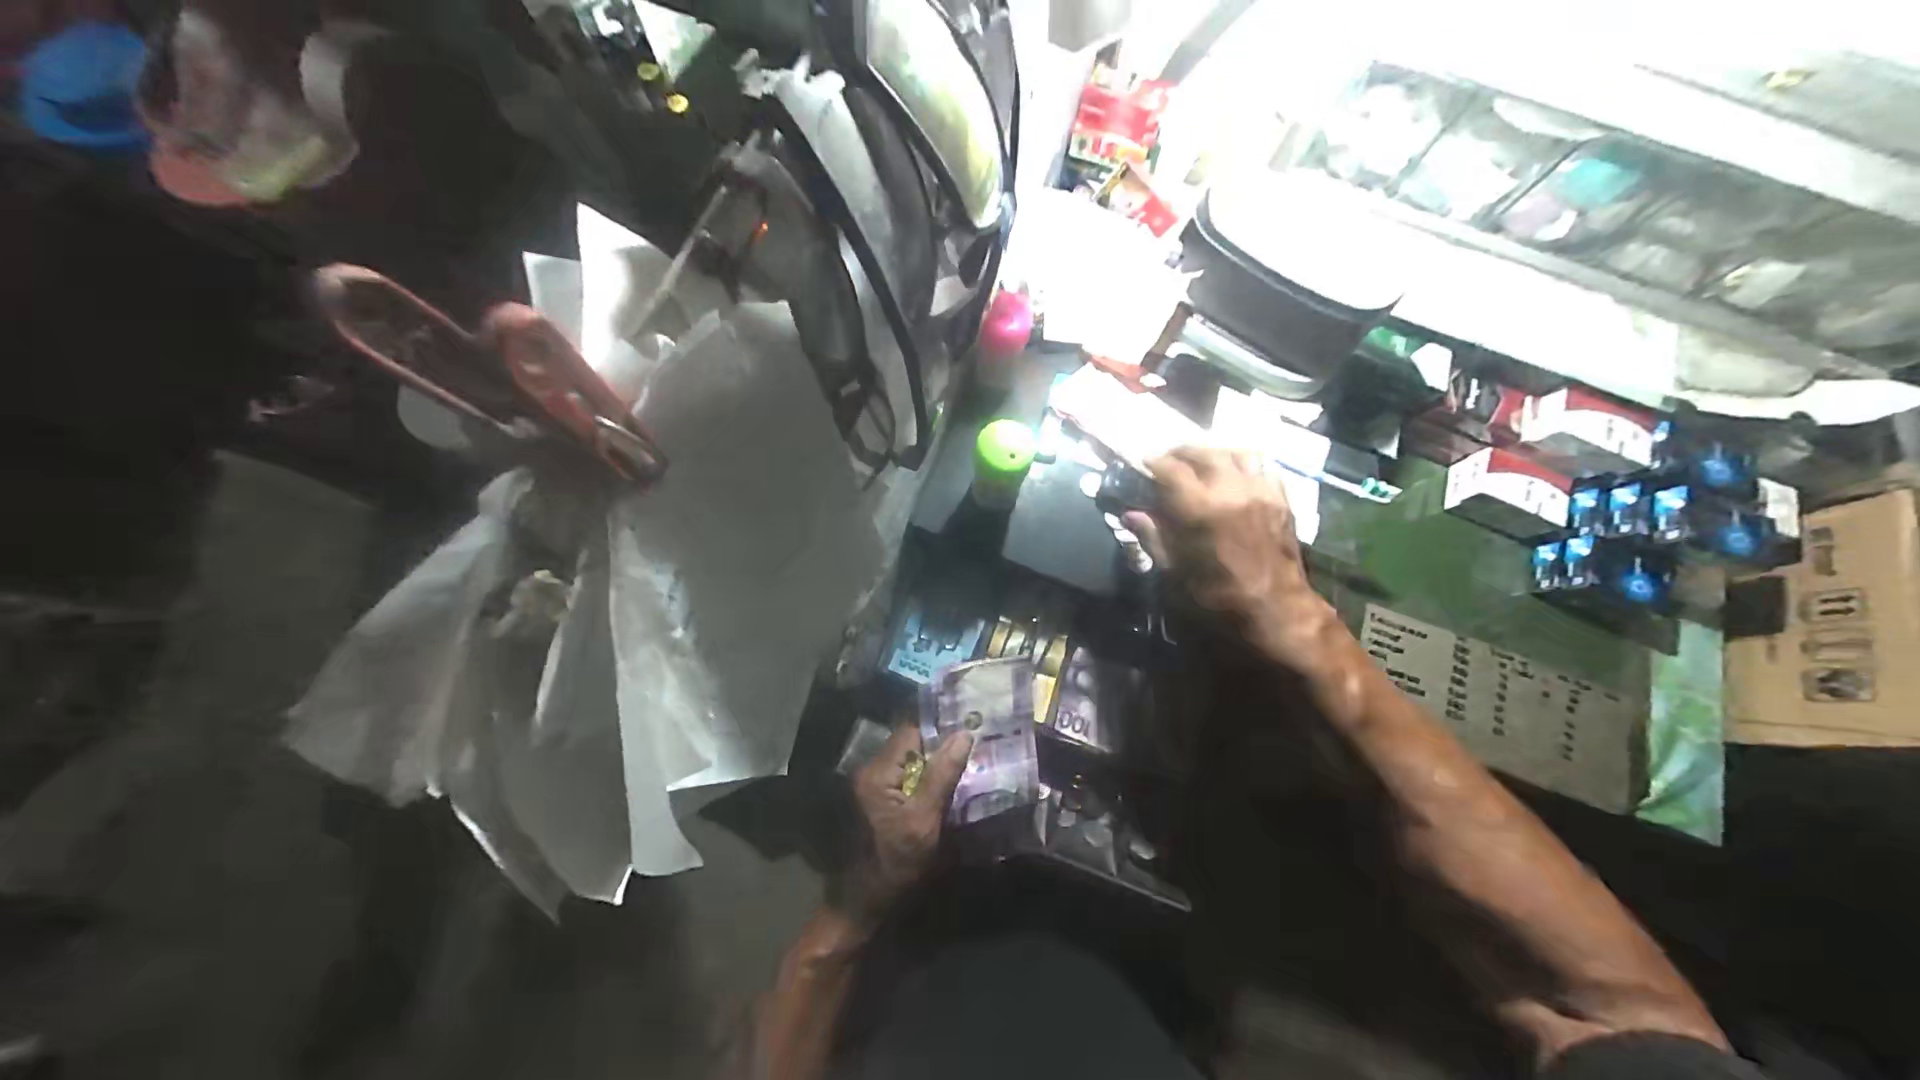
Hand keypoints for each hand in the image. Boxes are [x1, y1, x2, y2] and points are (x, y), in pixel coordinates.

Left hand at [843, 724, 972, 919]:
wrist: (862, 904)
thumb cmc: (894, 865)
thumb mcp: (924, 822)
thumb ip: (942, 776)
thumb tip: (964, 734)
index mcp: (878, 771)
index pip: (912, 732)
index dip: (941, 730)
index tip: (970, 732)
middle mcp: (869, 769)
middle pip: (910, 745)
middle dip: (940, 748)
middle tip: (973, 751)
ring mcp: (870, 785)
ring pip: (909, 761)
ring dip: (934, 765)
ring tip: (965, 769)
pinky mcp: (875, 799)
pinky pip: (904, 777)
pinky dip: (924, 780)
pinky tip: (944, 791)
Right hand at [1123, 446, 1339, 672]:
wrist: (1276, 611)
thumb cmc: (1219, 598)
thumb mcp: (1176, 574)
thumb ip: (1154, 538)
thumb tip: (1132, 515)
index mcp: (1201, 509)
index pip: (1171, 469)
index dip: (1154, 463)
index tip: (1143, 464)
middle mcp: (1232, 490)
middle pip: (1204, 453)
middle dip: (1182, 452)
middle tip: (1168, 460)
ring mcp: (1260, 491)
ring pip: (1236, 453)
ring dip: (1214, 453)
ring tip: (1202, 463)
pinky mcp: (1281, 500)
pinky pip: (1261, 468)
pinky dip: (1243, 465)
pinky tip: (1234, 477)